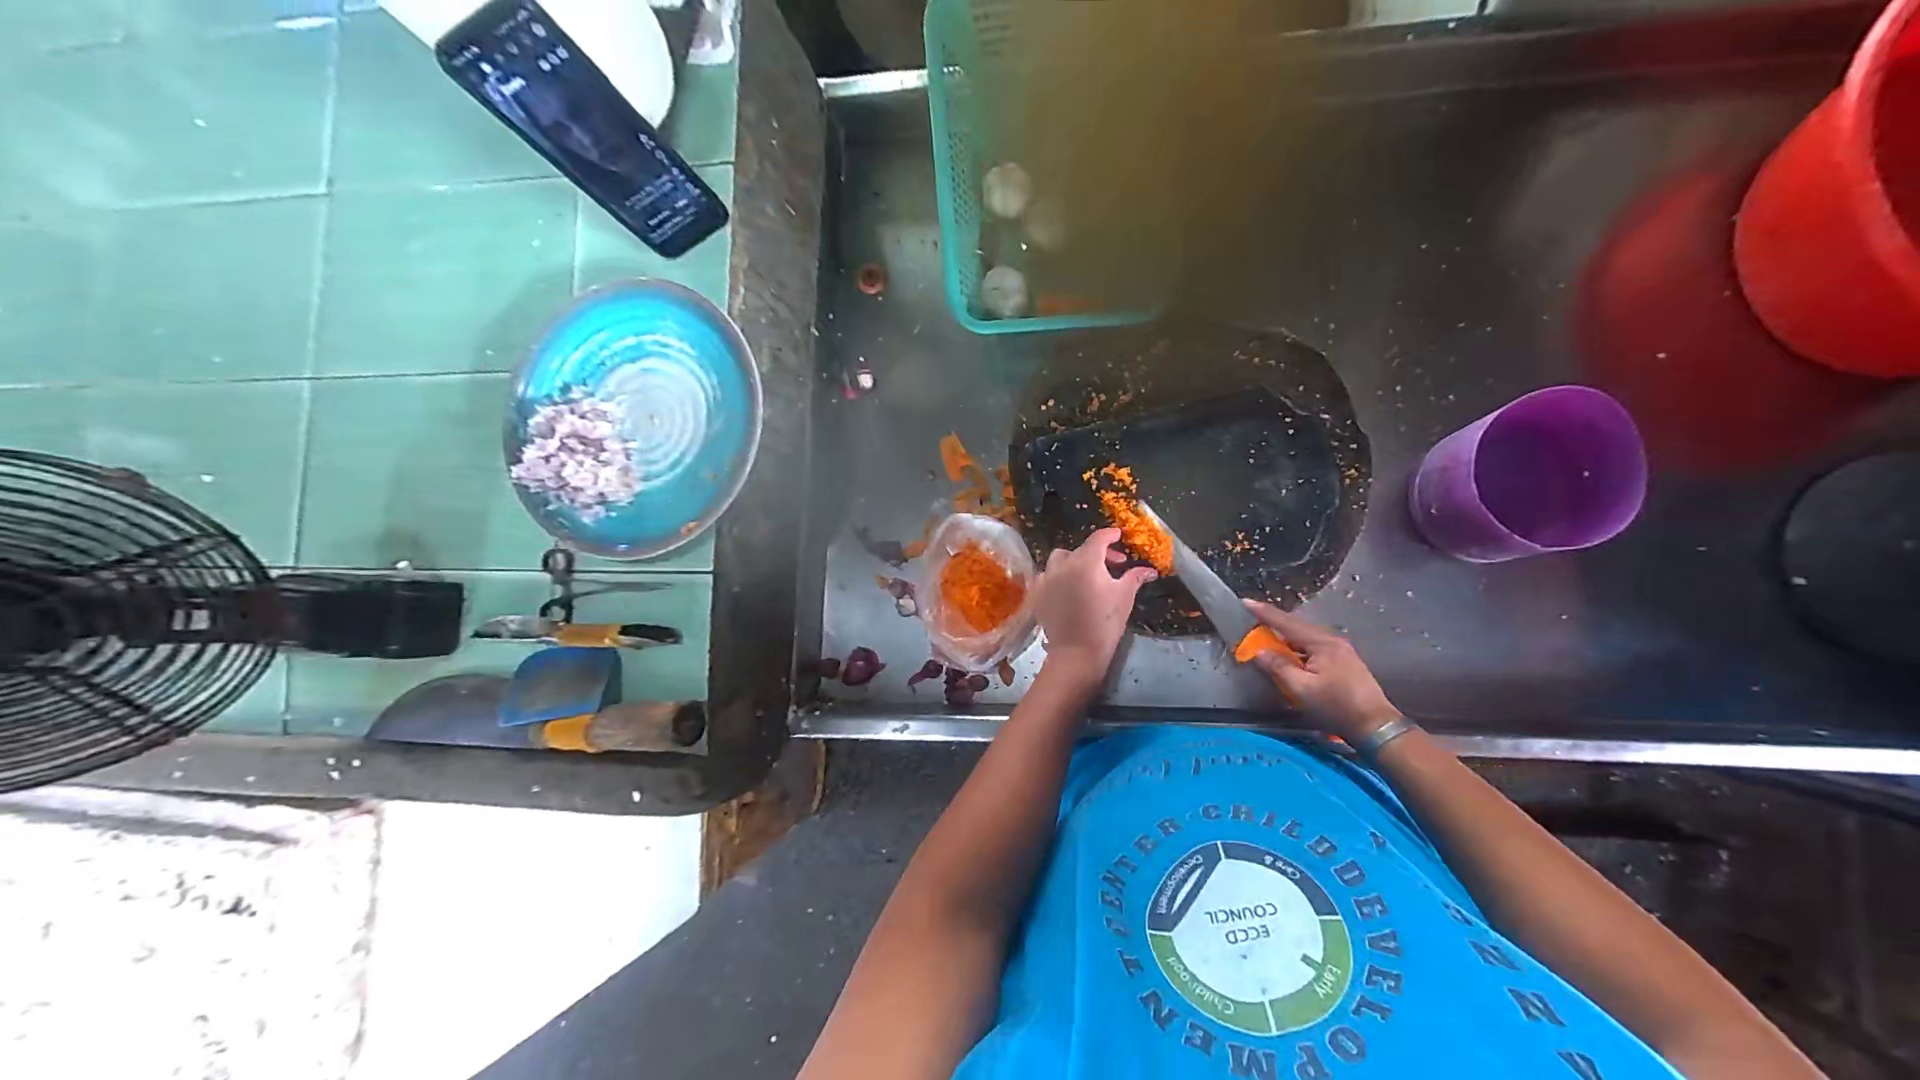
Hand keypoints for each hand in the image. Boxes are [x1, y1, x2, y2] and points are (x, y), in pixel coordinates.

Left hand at [1034, 528, 1156, 680]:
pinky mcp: (1038, 594)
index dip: (1109, 535)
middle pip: (1079, 550)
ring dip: (1074, 562)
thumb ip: (1134, 577)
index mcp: (1086, 562)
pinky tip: (1067, 588)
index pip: (1098, 539)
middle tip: (1112, 564)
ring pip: (1059, 560)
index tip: (1118, 535)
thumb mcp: (1124, 597)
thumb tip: (1149, 570)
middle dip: (1096, 553)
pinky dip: (1057, 576)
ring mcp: (1047, 579)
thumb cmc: (1105, 623)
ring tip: (1087, 575)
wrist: (1077, 652)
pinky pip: (1046, 576)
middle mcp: (1062, 565)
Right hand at [1241, 600, 1401, 740]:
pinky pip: (1313, 646)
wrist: (1375, 725)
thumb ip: (1278, 668)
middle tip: (1253, 623)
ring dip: (1286, 638)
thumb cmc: (1336, 706)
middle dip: (1274, 624)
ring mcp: (1341, 650)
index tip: (1245, 602)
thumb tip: (1259, 652)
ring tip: (1268, 640)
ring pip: (1305, 638)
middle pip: (1297, 627)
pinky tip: (1291, 655)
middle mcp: (1332, 640)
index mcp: (1321, 643)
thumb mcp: (1301, 689)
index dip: (1264, 613)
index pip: (1286, 623)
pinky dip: (1297, 648)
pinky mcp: (1344, 661)